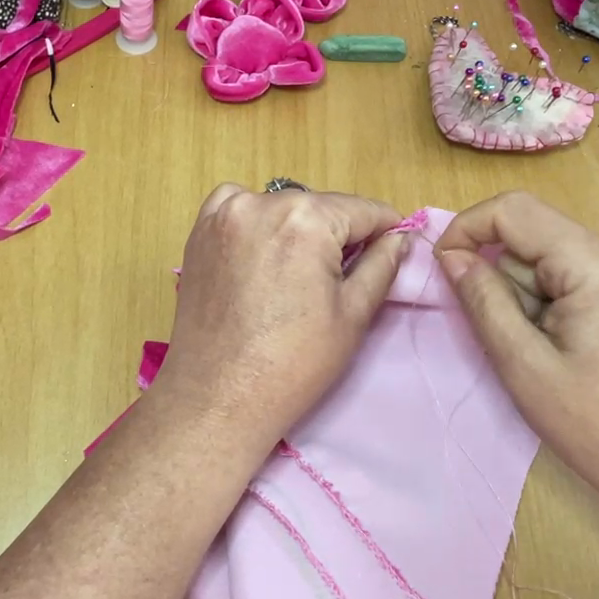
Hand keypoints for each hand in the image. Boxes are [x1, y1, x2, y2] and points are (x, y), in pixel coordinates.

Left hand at [154, 184, 409, 446]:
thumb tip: (399, 237)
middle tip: (343, 274)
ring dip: (296, 226)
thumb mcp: (353, 314)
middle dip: (338, 232)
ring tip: (299, 272)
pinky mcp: (199, 232)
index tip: (395, 245)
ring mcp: (223, 215)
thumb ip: (381, 265)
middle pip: (319, 206)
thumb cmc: (293, 363)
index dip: (386, 229)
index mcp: (305, 219)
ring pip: (279, 206)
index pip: (362, 210)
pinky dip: (254, 219)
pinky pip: (236, 207)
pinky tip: (261, 252)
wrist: (217, 396)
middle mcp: (261, 202)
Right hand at [432, 192, 598, 529]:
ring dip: (530, 293)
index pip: (514, 210)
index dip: (466, 229)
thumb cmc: (598, 425)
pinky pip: (580, 274)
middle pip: (535, 235)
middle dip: (504, 276)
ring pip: (555, 257)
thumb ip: (483, 298)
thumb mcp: (522, 363)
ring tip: (543, 351)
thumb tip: (451, 256)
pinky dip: (556, 300)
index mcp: (598, 262)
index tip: (443, 269)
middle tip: (505, 335)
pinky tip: (568, 346)